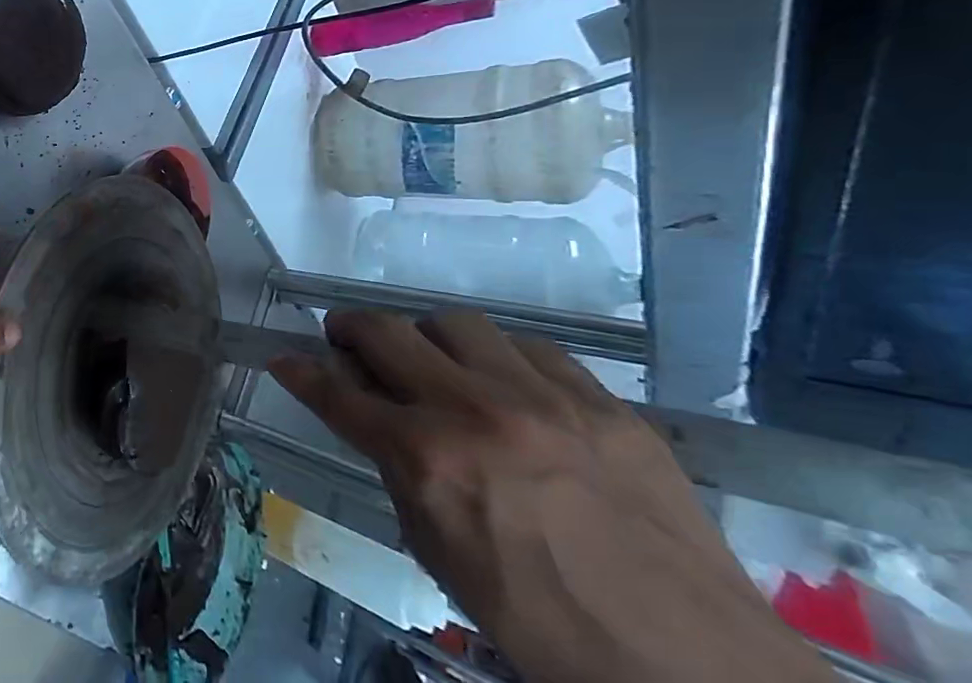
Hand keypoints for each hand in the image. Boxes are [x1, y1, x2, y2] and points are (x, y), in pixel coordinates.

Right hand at [271, 310, 831, 682]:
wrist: (686, 660)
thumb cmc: (538, 620)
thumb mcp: (439, 551)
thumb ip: (399, 470)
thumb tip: (373, 420)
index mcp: (429, 460)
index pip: (339, 395)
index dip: (301, 372)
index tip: (284, 358)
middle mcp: (476, 411)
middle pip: (386, 333)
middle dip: (350, 329)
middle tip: (346, 338)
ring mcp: (544, 398)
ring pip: (456, 323)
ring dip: (426, 337)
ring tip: (431, 360)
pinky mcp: (603, 401)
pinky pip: (530, 348)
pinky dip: (499, 357)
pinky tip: (506, 384)